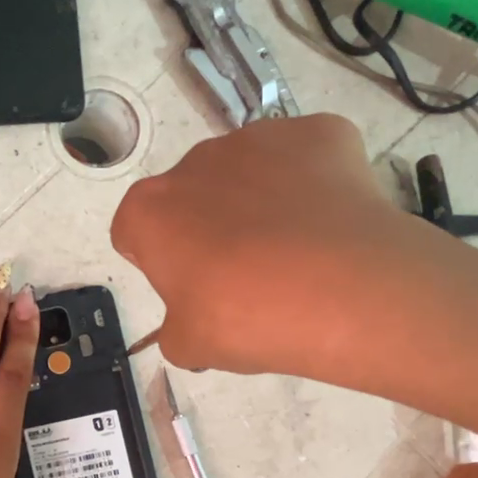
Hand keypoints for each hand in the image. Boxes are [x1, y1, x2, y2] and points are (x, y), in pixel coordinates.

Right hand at [111, 114, 417, 377]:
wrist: (345, 291)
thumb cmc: (245, 319)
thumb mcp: (187, 346)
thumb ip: (175, 325)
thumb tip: (193, 319)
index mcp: (149, 211)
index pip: (133, 230)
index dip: (156, 260)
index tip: (184, 285)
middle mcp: (195, 162)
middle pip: (190, 195)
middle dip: (206, 225)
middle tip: (238, 275)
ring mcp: (260, 139)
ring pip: (247, 172)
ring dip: (255, 201)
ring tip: (290, 251)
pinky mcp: (320, 131)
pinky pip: (304, 158)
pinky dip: (310, 184)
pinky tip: (325, 225)